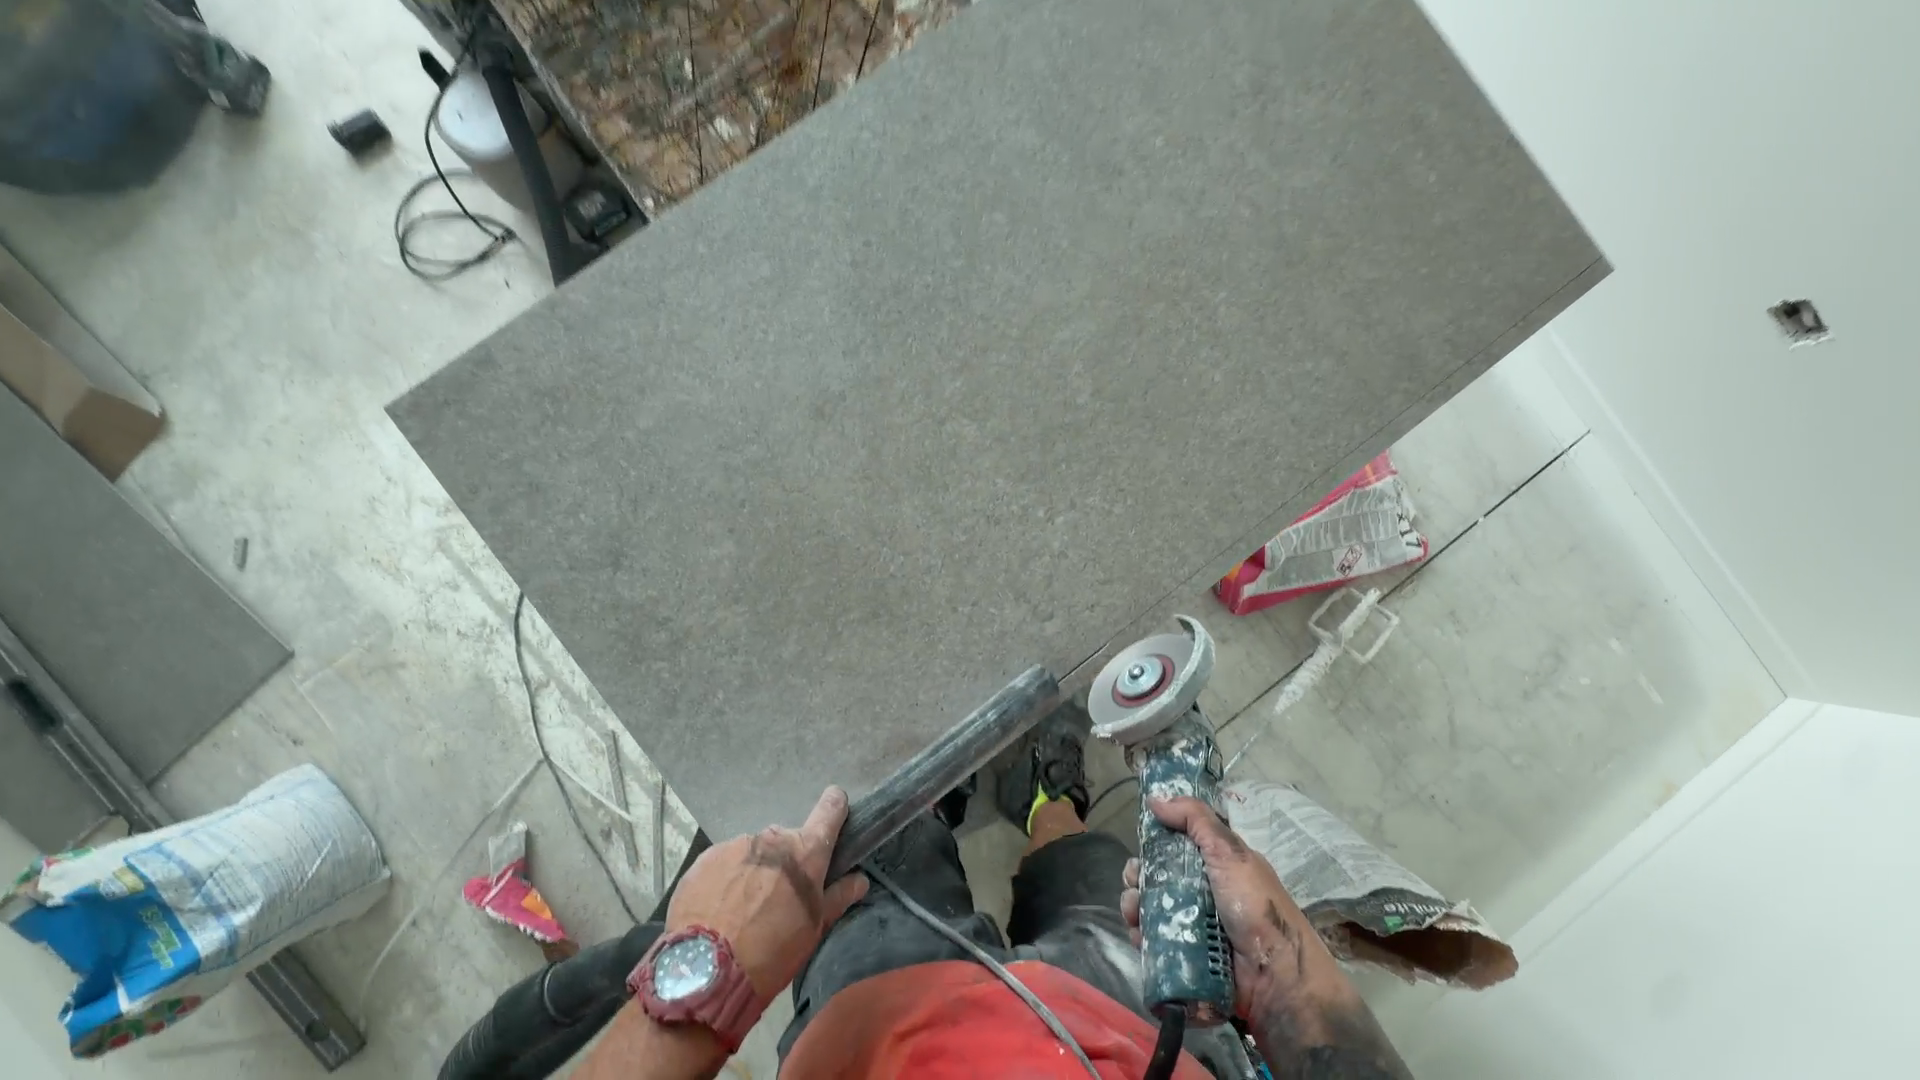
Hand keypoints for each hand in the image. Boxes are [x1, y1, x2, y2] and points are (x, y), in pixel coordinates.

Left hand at [665, 786, 869, 1012]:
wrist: (705, 972)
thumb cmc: (772, 952)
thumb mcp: (813, 930)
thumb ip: (837, 898)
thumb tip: (860, 879)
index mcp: (804, 852)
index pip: (830, 811)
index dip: (835, 807)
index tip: (836, 808)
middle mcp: (771, 839)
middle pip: (786, 840)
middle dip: (786, 860)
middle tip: (777, 894)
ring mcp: (735, 845)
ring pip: (753, 852)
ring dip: (754, 869)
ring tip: (741, 906)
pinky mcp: (705, 858)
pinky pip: (723, 862)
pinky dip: (725, 878)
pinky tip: (718, 906)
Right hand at [1119, 796, 1327, 1019]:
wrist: (1276, 974)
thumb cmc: (1254, 905)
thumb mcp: (1230, 852)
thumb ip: (1195, 819)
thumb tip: (1154, 798)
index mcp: (1214, 866)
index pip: (1174, 848)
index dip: (1153, 844)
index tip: (1140, 845)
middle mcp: (1201, 893)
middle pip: (1156, 877)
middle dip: (1137, 876)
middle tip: (1134, 881)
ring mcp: (1191, 926)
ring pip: (1149, 908)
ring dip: (1133, 905)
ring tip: (1134, 911)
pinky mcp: (1183, 955)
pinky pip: (1151, 941)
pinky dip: (1140, 935)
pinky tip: (1138, 933)